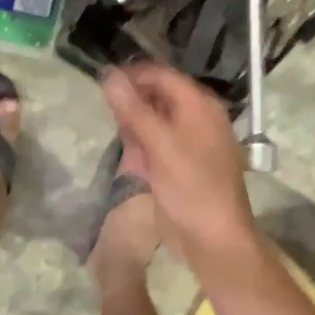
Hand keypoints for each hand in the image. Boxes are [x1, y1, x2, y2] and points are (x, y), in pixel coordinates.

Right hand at [100, 63, 263, 272]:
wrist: (214, 239)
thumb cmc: (191, 186)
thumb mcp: (159, 144)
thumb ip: (133, 109)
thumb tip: (107, 74)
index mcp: (198, 105)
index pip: (160, 75)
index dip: (131, 76)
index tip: (100, 84)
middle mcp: (196, 118)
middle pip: (156, 97)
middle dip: (132, 108)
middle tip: (112, 123)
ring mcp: (189, 142)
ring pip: (153, 123)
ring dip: (135, 133)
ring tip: (129, 152)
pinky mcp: (181, 164)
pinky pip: (156, 146)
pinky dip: (142, 152)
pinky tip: (136, 168)